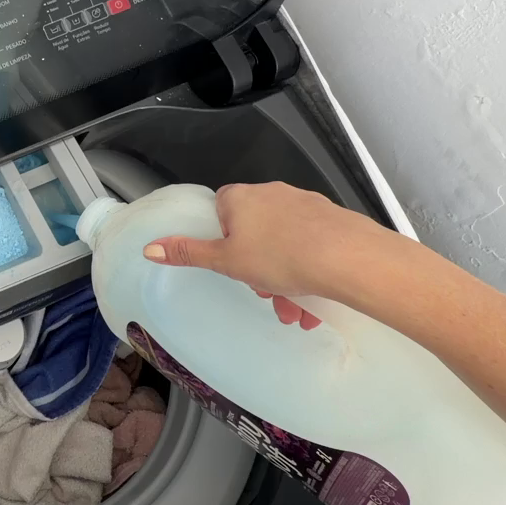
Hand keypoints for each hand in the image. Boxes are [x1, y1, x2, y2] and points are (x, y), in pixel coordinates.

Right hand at [141, 181, 416, 328]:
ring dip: (285, 276)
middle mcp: (273, 194)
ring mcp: (308, 205)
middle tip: (264, 294)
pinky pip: (314, 245)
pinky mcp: (338, 220)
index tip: (231, 263)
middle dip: (257, 266)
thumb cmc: (283, 257)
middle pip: (254, 230)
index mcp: (241, 197)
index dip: (223, 238)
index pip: (221, 210)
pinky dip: (311, 269)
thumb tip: (149, 247)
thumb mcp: (226, 261)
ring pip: (286, 242)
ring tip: (295, 310)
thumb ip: (188, 253)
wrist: (355, 261)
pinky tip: (318, 299)